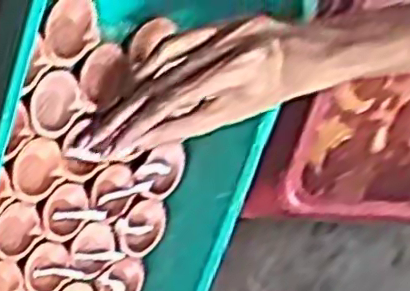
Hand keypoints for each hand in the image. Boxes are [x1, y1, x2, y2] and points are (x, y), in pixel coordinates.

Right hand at [78, 15, 305, 155]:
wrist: (319, 50)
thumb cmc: (274, 90)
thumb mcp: (226, 116)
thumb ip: (178, 127)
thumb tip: (133, 143)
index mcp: (235, 69)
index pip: (168, 102)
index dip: (132, 127)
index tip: (106, 147)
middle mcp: (227, 43)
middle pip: (158, 83)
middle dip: (119, 115)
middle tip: (90, 138)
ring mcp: (223, 29)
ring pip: (159, 60)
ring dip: (126, 91)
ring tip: (105, 117)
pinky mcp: (219, 23)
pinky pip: (173, 44)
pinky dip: (145, 67)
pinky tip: (129, 87)